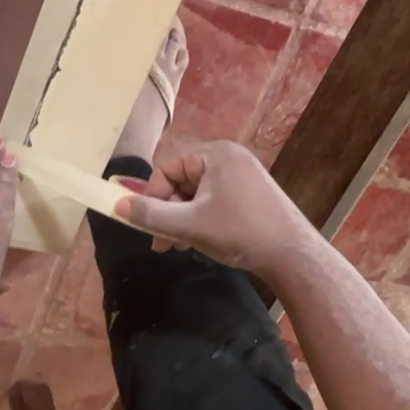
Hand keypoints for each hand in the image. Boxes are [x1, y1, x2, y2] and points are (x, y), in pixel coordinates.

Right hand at [114, 140, 319, 278]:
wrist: (292, 256)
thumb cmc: (239, 232)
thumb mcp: (188, 225)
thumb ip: (150, 215)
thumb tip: (116, 206)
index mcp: (216, 154)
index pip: (168, 167)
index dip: (153, 196)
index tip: (148, 224)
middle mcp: (230, 158)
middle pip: (181, 180)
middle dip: (167, 212)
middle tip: (161, 242)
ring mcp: (242, 176)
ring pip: (195, 194)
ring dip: (180, 219)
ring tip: (177, 246)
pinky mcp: (249, 195)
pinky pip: (212, 200)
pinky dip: (199, 219)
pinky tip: (196, 242)